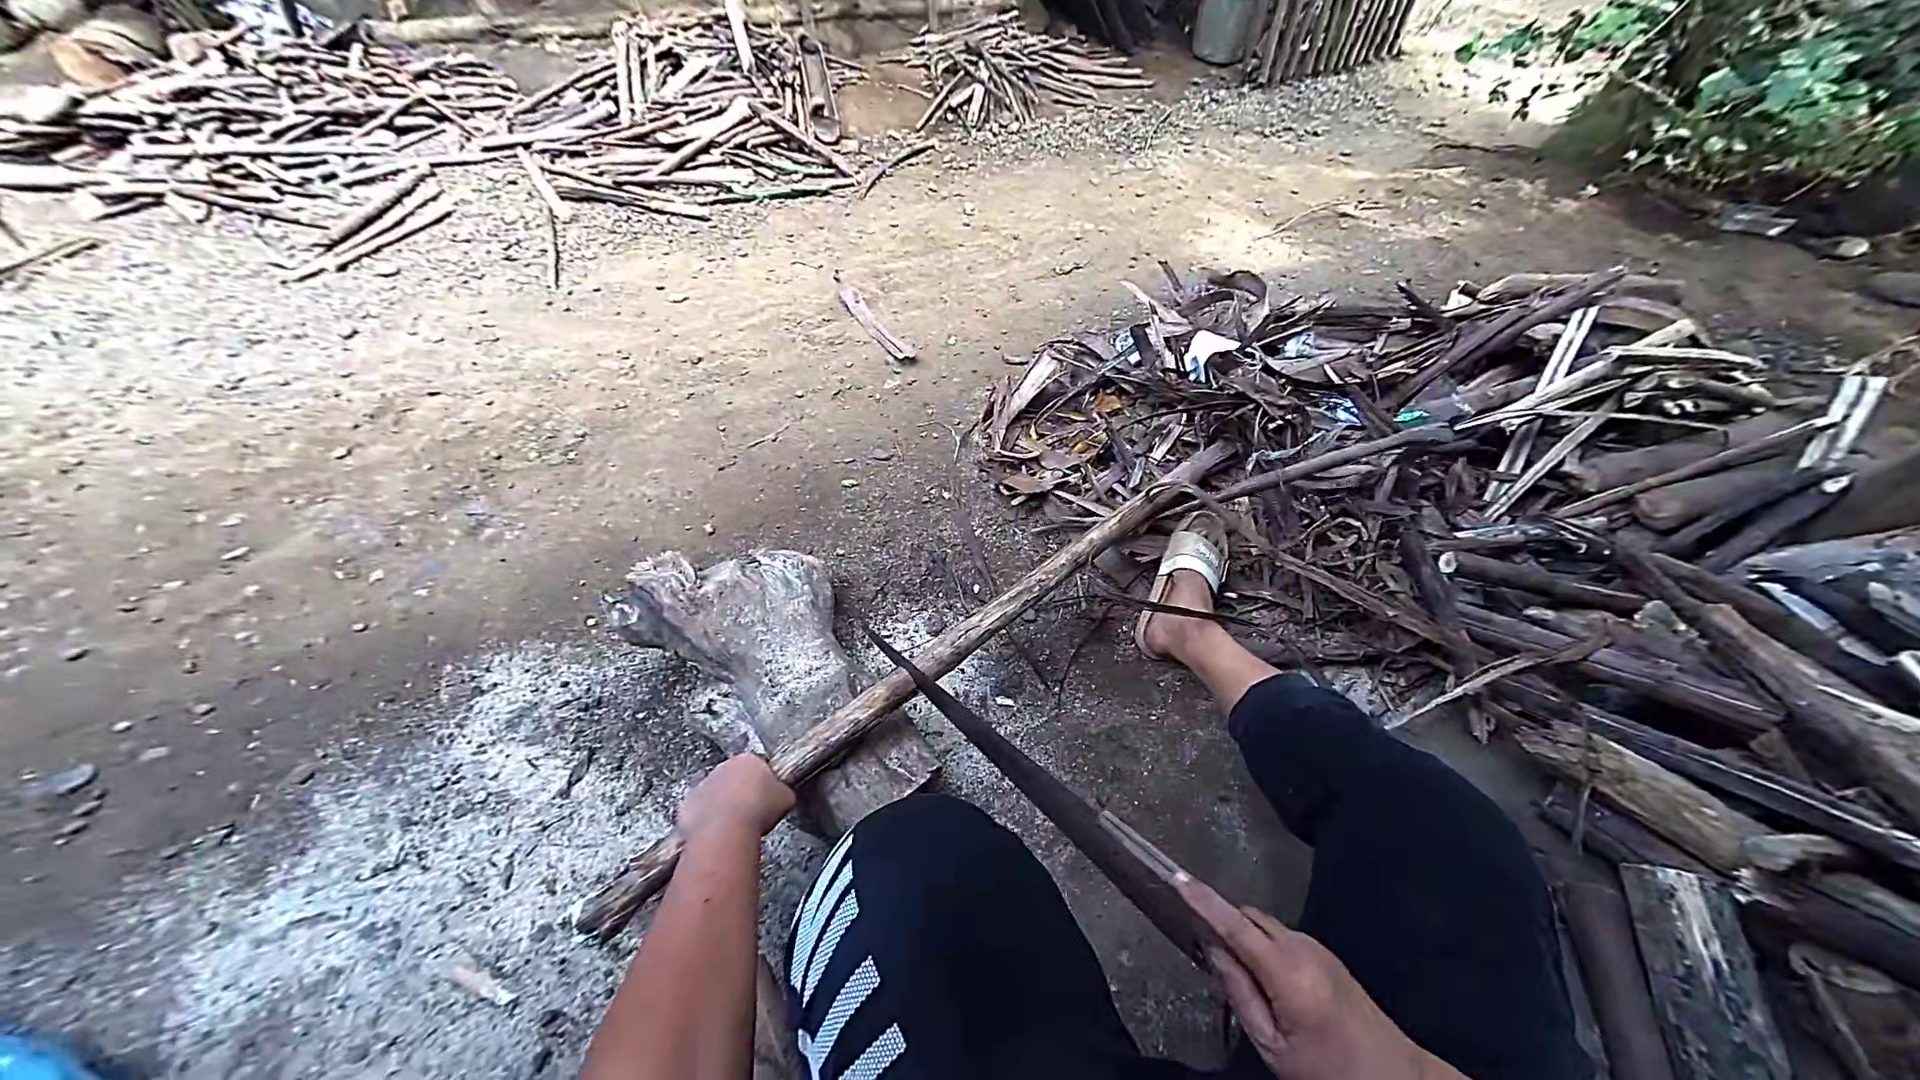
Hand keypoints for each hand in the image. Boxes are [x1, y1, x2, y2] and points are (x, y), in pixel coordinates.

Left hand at [677, 754, 794, 842]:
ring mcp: (702, 785)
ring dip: (721, 805)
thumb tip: (780, 795)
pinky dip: (705, 820)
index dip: (761, 783)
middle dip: (739, 792)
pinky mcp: (686, 804)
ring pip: (714, 794)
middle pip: (733, 778)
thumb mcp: (786, 798)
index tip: (765, 799)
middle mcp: (723, 766)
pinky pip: (698, 811)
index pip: (757, 766)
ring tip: (731, 827)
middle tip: (748, 812)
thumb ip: (782, 791)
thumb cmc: (759, 810)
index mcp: (749, 759)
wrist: (726, 831)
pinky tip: (715, 833)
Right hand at [1175, 874, 1462, 1079]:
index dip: (1203, 900)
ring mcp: (1316, 946)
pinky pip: (1279, 935)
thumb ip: (1238, 993)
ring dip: (1243, 936)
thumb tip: (1212, 947)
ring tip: (1238, 975)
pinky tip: (1265, 979)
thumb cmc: (1330, 1074)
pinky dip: (1261, 944)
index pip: (1235, 925)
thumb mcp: (1274, 1047)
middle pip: (1247, 916)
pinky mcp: (1324, 953)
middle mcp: (1302, 947)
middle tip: (1205, 952)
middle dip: (1223, 923)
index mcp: (1288, 972)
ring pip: (1262, 924)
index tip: (1177, 877)